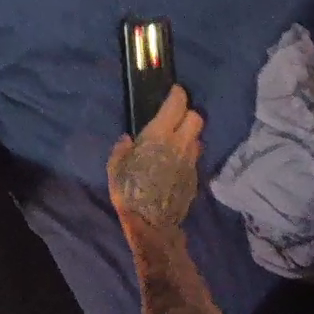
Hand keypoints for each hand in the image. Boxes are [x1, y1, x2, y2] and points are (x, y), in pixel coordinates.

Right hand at [108, 85, 205, 230]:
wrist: (152, 223)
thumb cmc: (129, 190)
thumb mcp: (115, 166)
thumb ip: (122, 149)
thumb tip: (128, 139)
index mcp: (159, 136)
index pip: (177, 106)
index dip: (178, 95)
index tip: (175, 90)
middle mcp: (179, 144)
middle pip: (196, 118)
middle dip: (188, 113)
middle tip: (176, 115)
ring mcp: (190, 161)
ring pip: (198, 138)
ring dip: (189, 134)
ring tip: (176, 139)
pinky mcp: (194, 177)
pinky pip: (194, 157)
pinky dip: (188, 153)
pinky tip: (175, 160)